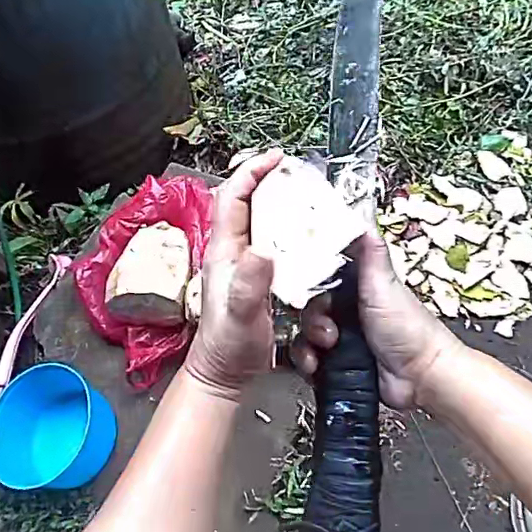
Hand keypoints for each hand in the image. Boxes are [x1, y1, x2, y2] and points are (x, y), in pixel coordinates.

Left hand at [183, 149, 283, 400]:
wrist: (225, 373)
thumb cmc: (229, 346)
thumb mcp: (240, 314)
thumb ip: (250, 284)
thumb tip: (263, 250)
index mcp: (225, 250)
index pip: (233, 198)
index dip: (251, 172)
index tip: (276, 157)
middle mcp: (234, 250)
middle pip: (249, 202)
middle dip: (270, 182)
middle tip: (298, 174)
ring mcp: (245, 263)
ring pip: (263, 221)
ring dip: (282, 204)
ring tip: (306, 198)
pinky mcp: (258, 277)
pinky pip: (274, 242)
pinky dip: (290, 231)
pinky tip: (307, 235)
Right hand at [291, 232, 462, 409]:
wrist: (419, 377)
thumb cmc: (407, 327)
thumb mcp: (384, 283)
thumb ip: (371, 254)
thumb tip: (363, 220)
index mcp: (356, 287)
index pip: (319, 276)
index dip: (307, 282)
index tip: (301, 287)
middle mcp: (346, 311)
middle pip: (308, 306)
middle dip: (312, 318)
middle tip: (328, 328)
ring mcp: (339, 339)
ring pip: (304, 334)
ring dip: (308, 341)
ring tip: (326, 348)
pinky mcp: (334, 365)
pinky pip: (307, 359)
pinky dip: (307, 362)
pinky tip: (316, 366)